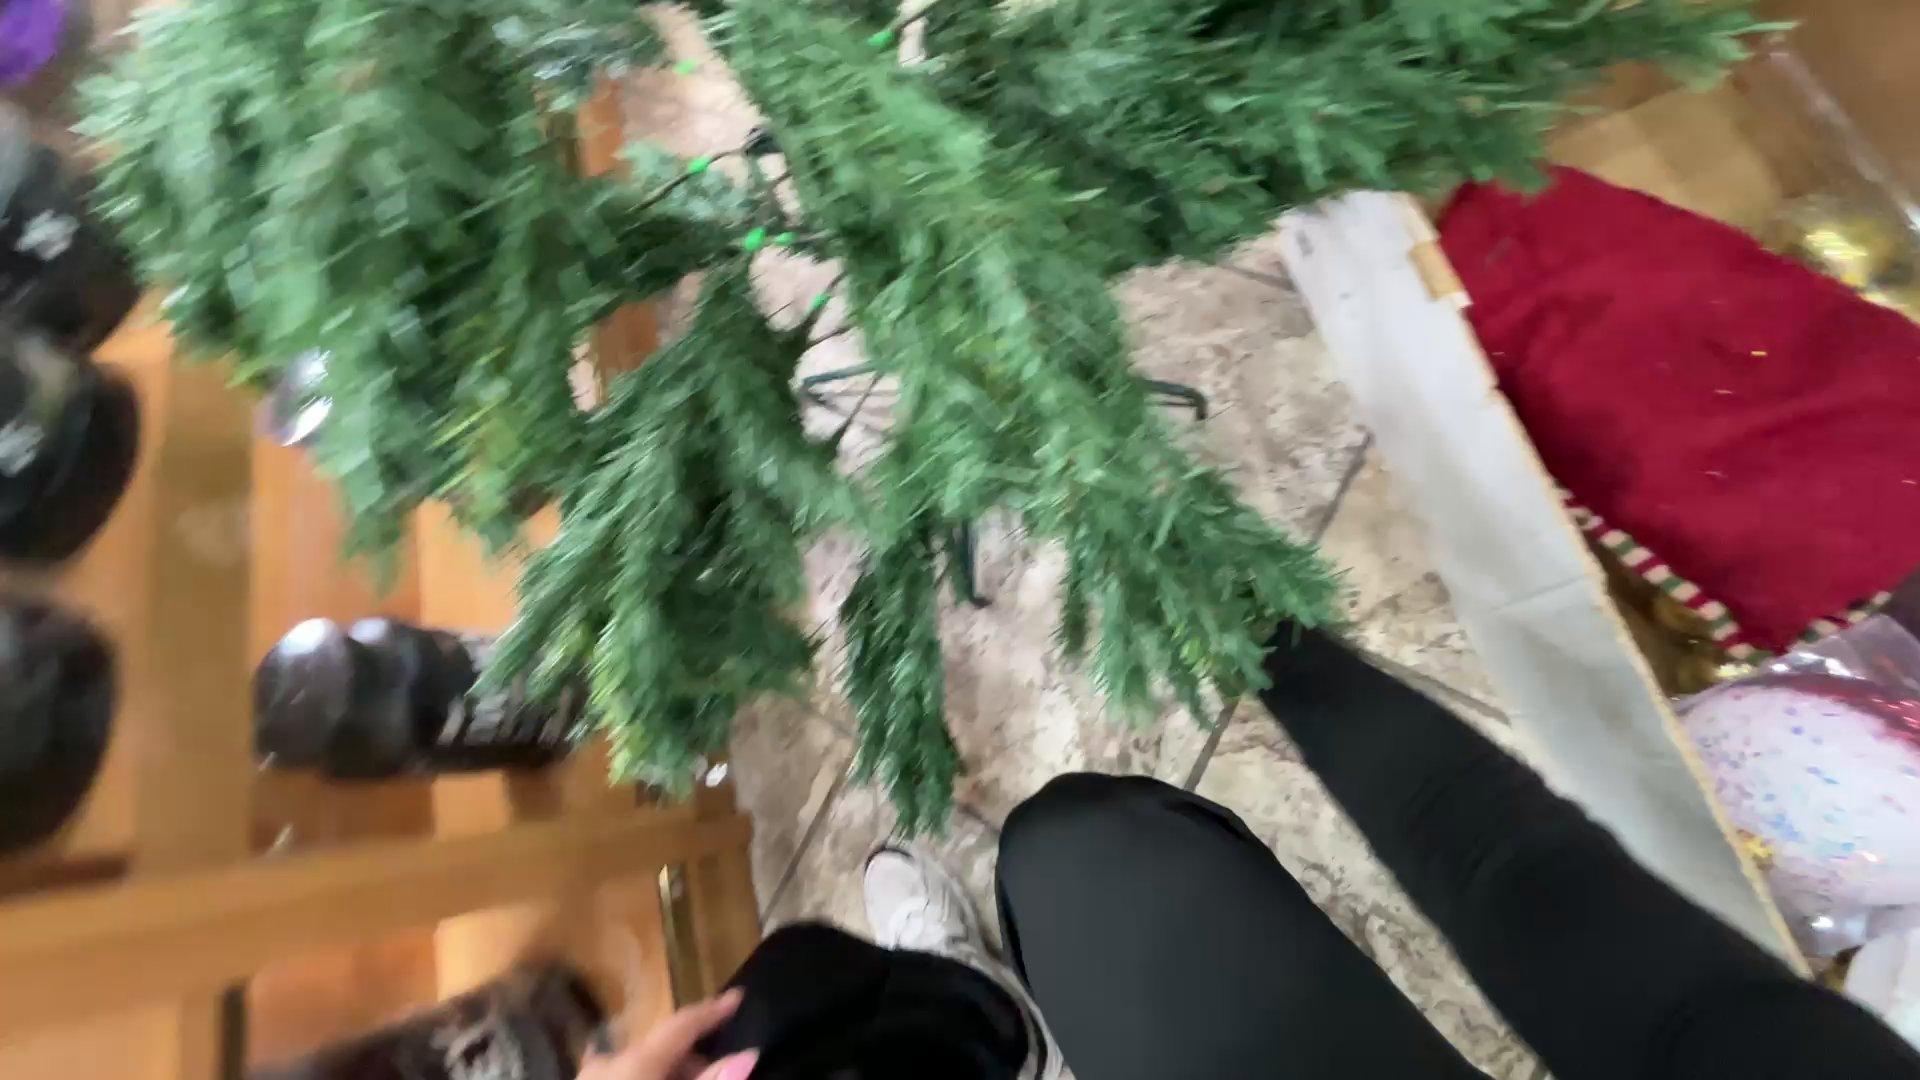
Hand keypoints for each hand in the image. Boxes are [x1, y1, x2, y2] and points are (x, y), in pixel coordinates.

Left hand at [576, 989, 758, 1079]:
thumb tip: (748, 1055)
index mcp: (633, 1063)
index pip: (682, 1023)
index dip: (713, 1011)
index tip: (739, 998)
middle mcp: (607, 1065)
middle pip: (661, 1048)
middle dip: (694, 1059)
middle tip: (721, 1074)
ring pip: (640, 1068)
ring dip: (670, 1077)